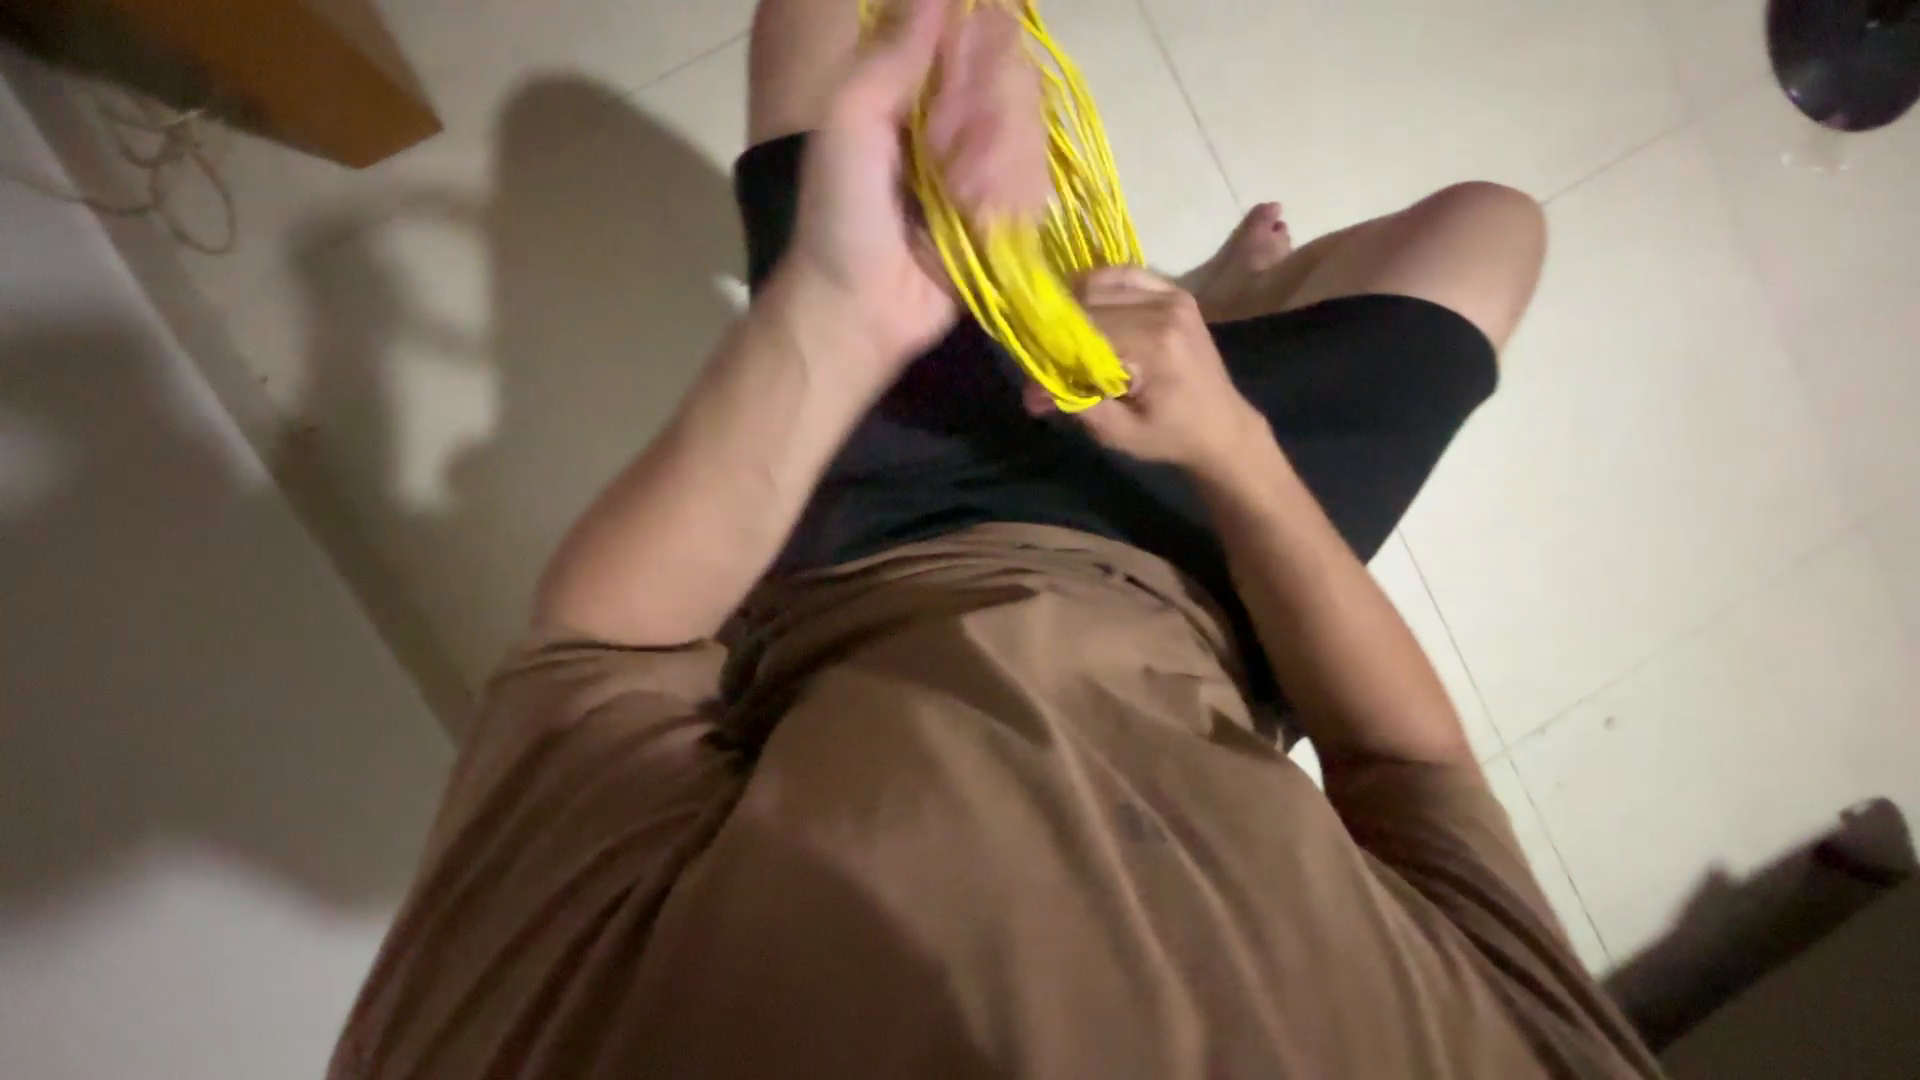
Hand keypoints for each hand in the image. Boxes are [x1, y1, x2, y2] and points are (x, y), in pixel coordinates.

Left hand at [784, 0, 1050, 369]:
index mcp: (916, 88)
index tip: (959, 93)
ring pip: (1031, 134)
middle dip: (987, 121)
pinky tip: (979, 226)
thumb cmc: (841, 214)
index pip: (977, 36)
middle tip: (944, 159)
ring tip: (958, 204)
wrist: (858, 309)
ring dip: (997, 170)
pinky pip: (1037, 187)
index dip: (983, 52)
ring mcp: (984, 171)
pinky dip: (1010, 205)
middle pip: (1015, 82)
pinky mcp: (1005, 217)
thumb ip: (891, 53)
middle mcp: (956, 122)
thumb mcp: (849, 121)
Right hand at [1046, 267, 1269, 474]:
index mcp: (1154, 344)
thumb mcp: (1120, 433)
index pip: (1084, 327)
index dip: (1052, 345)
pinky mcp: (1174, 292)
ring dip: (1076, 307)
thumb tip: (1029, 394)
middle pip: (1088, 299)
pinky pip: (1123, 274)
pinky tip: (1089, 312)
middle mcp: (1164, 309)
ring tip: (1068, 338)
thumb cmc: (1170, 436)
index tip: (1036, 369)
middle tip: (1049, 357)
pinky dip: (1099, 288)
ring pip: (1100, 283)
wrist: (1222, 427)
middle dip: (1061, 327)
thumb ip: (1075, 405)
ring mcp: (1172, 295)